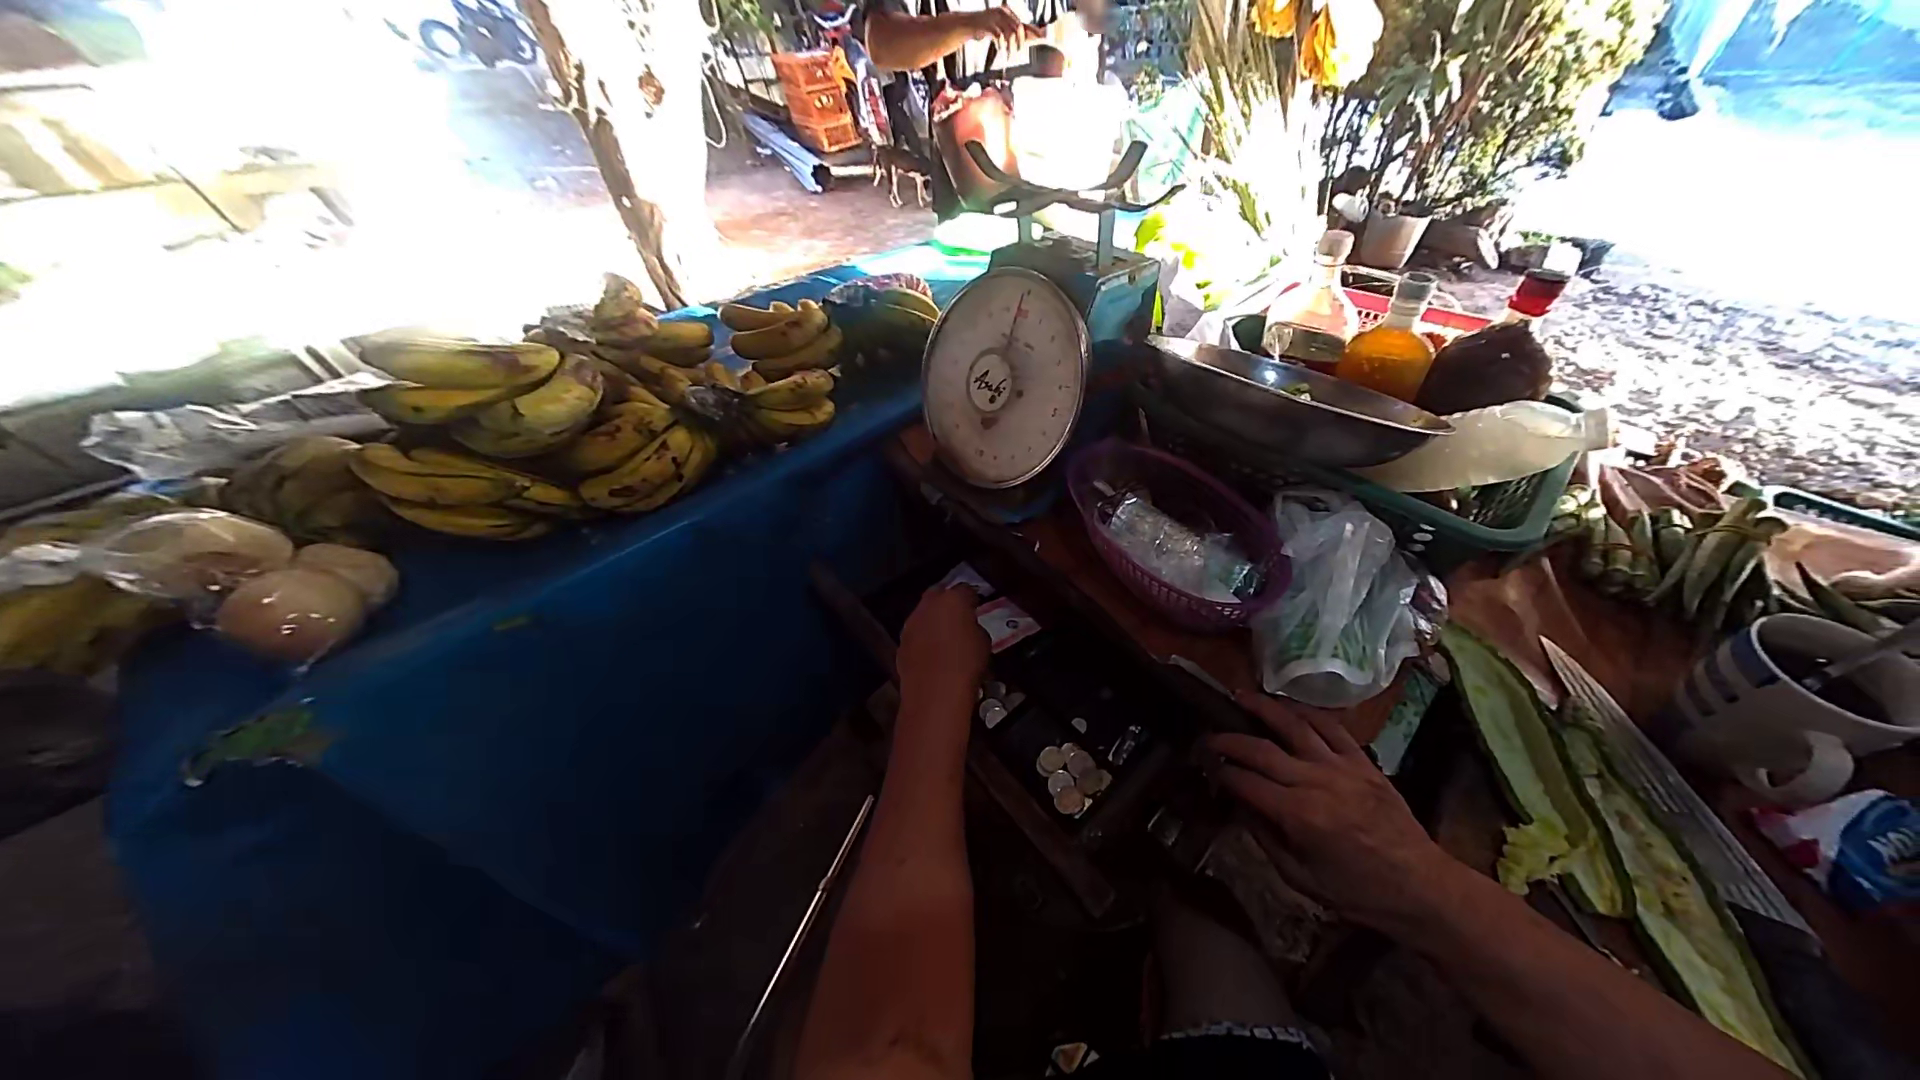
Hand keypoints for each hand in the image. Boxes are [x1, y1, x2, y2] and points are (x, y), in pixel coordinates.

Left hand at [896, 585, 988, 714]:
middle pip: (938, 594)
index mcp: (952, 600)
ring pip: (923, 614)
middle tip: (958, 616)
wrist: (934, 693)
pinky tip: (931, 654)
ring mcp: (910, 624)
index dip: (972, 598)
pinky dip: (922, 639)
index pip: (965, 589)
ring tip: (944, 636)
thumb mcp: (984, 642)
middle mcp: (927, 606)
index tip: (976, 607)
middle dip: (947, 602)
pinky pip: (915, 635)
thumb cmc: (966, 664)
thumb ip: (975, 627)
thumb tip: (968, 627)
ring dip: (932, 620)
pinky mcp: (900, 643)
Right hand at [960, 5, 1039, 52]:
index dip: (1032, 31)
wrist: (967, 24)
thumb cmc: (984, 29)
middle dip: (1020, 42)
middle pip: (1018, 28)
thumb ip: (1010, 32)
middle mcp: (1002, 12)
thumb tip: (1024, 40)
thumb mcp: (999, 29)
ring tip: (1008, 55)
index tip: (1041, 37)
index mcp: (1007, 12)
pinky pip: (999, 36)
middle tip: (1018, 52)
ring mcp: (994, 17)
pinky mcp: (987, 24)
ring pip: (1009, 33)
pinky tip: (1000, 49)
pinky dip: (1001, 45)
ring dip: (1010, 46)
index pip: (1022, 23)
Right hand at [1205, 691, 1455, 931]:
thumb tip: (1238, 805)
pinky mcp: (1363, 762)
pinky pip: (1331, 727)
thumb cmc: (1358, 892)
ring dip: (1263, 707)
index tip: (1203, 765)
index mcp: (1298, 815)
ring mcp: (1341, 767)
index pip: (1244, 782)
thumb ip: (1264, 838)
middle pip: (1260, 749)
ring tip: (1240, 696)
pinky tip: (1287, 707)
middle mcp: (1316, 783)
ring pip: (1294, 725)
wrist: (1423, 888)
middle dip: (1228, 739)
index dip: (1219, 771)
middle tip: (1208, 735)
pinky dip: (1306, 712)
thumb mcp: (1300, 878)